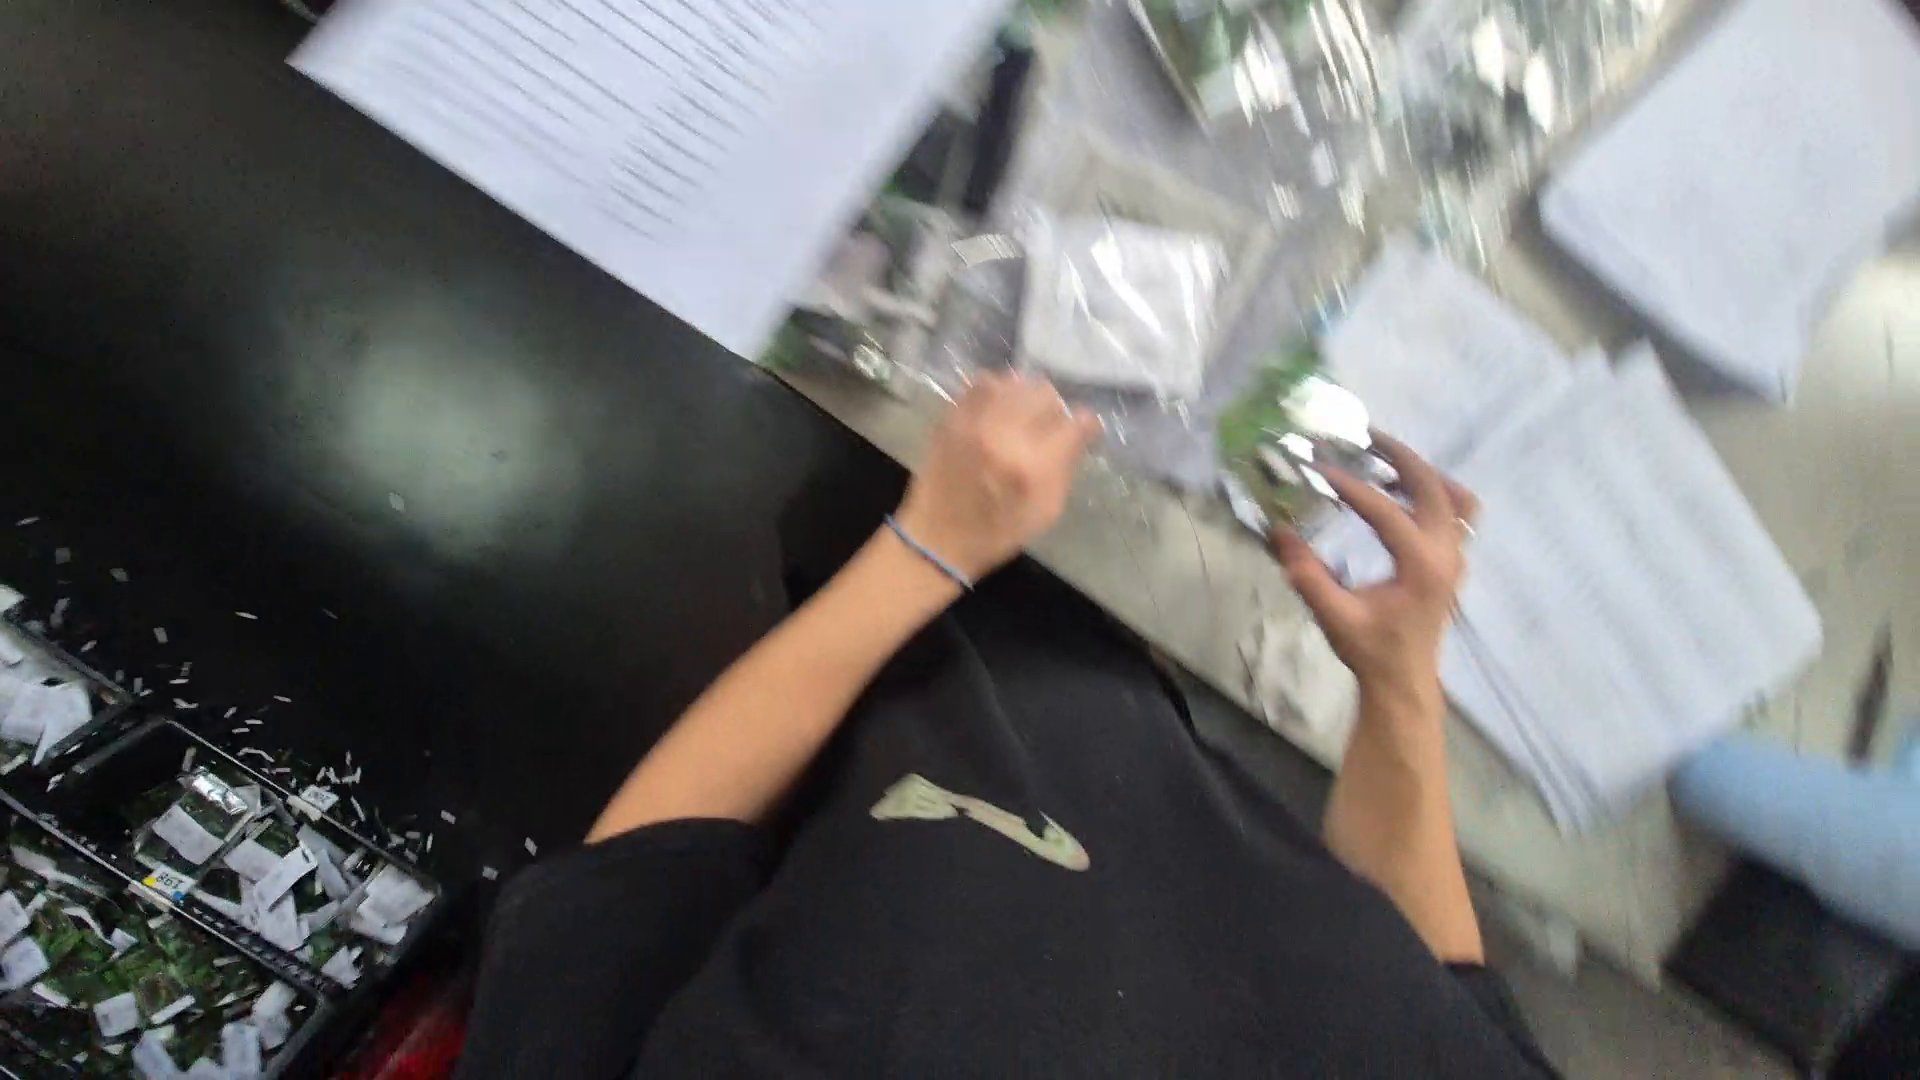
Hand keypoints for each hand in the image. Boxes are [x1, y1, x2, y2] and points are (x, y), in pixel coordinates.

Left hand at [894, 373, 1101, 580]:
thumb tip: (1081, 432)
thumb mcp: (1047, 511)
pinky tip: (998, 409)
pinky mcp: (950, 418)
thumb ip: (1067, 466)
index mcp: (1031, 465)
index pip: (1075, 422)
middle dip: (1054, 409)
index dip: (1086, 426)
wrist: (937, 539)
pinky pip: (980, 384)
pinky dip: (996, 391)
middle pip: (1044, 393)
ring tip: (1023, 415)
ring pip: (1013, 381)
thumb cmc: (997, 533)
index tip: (1085, 431)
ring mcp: (972, 422)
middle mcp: (1003, 434)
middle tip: (1049, 427)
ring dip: (1025, 396)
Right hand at [1270, 435, 1477, 709]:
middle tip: (1365, 438)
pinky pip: (1457, 514)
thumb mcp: (1333, 614)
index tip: (1320, 469)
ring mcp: (1456, 557)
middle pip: (1435, 488)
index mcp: (1421, 567)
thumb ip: (1306, 574)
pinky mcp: (1452, 562)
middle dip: (1400, 458)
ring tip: (1386, 462)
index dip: (1352, 487)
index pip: (1387, 512)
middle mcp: (1446, 554)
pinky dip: (1434, 494)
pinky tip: (1401, 496)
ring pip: (1455, 498)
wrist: (1403, 680)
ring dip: (1423, 474)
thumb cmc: (1370, 649)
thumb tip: (1278, 532)